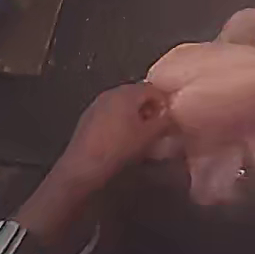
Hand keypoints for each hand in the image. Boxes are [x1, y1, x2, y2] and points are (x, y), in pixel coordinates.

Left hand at [52, 82, 171, 190]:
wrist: (83, 165)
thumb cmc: (119, 148)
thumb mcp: (149, 136)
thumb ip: (164, 122)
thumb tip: (171, 115)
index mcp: (127, 92)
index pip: (153, 88)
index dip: (164, 102)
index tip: (169, 119)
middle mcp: (111, 92)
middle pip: (137, 94)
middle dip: (149, 108)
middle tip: (157, 126)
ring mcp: (97, 103)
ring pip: (123, 103)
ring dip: (135, 114)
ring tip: (141, 133)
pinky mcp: (88, 116)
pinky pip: (111, 111)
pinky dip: (120, 119)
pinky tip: (122, 137)